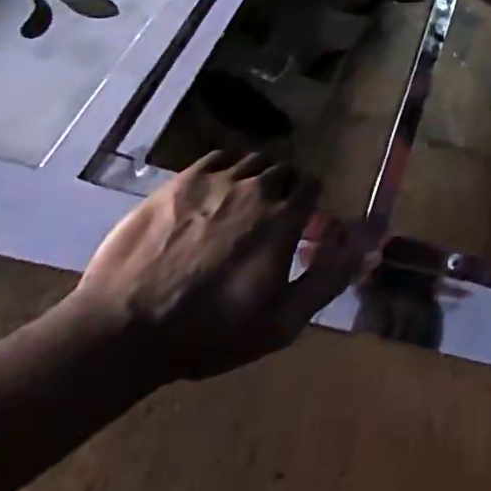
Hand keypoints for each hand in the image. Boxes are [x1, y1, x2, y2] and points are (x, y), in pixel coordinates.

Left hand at [67, 150, 370, 381]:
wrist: (123, 331)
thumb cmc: (209, 332)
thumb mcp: (281, 323)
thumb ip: (328, 279)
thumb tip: (367, 245)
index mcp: (284, 219)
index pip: (312, 185)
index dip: (309, 201)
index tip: (300, 221)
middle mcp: (255, 189)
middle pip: (283, 169)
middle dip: (284, 187)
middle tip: (270, 215)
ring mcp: (214, 182)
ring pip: (250, 161)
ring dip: (254, 176)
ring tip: (240, 202)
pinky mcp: (178, 182)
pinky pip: (216, 158)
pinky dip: (224, 168)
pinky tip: (213, 191)